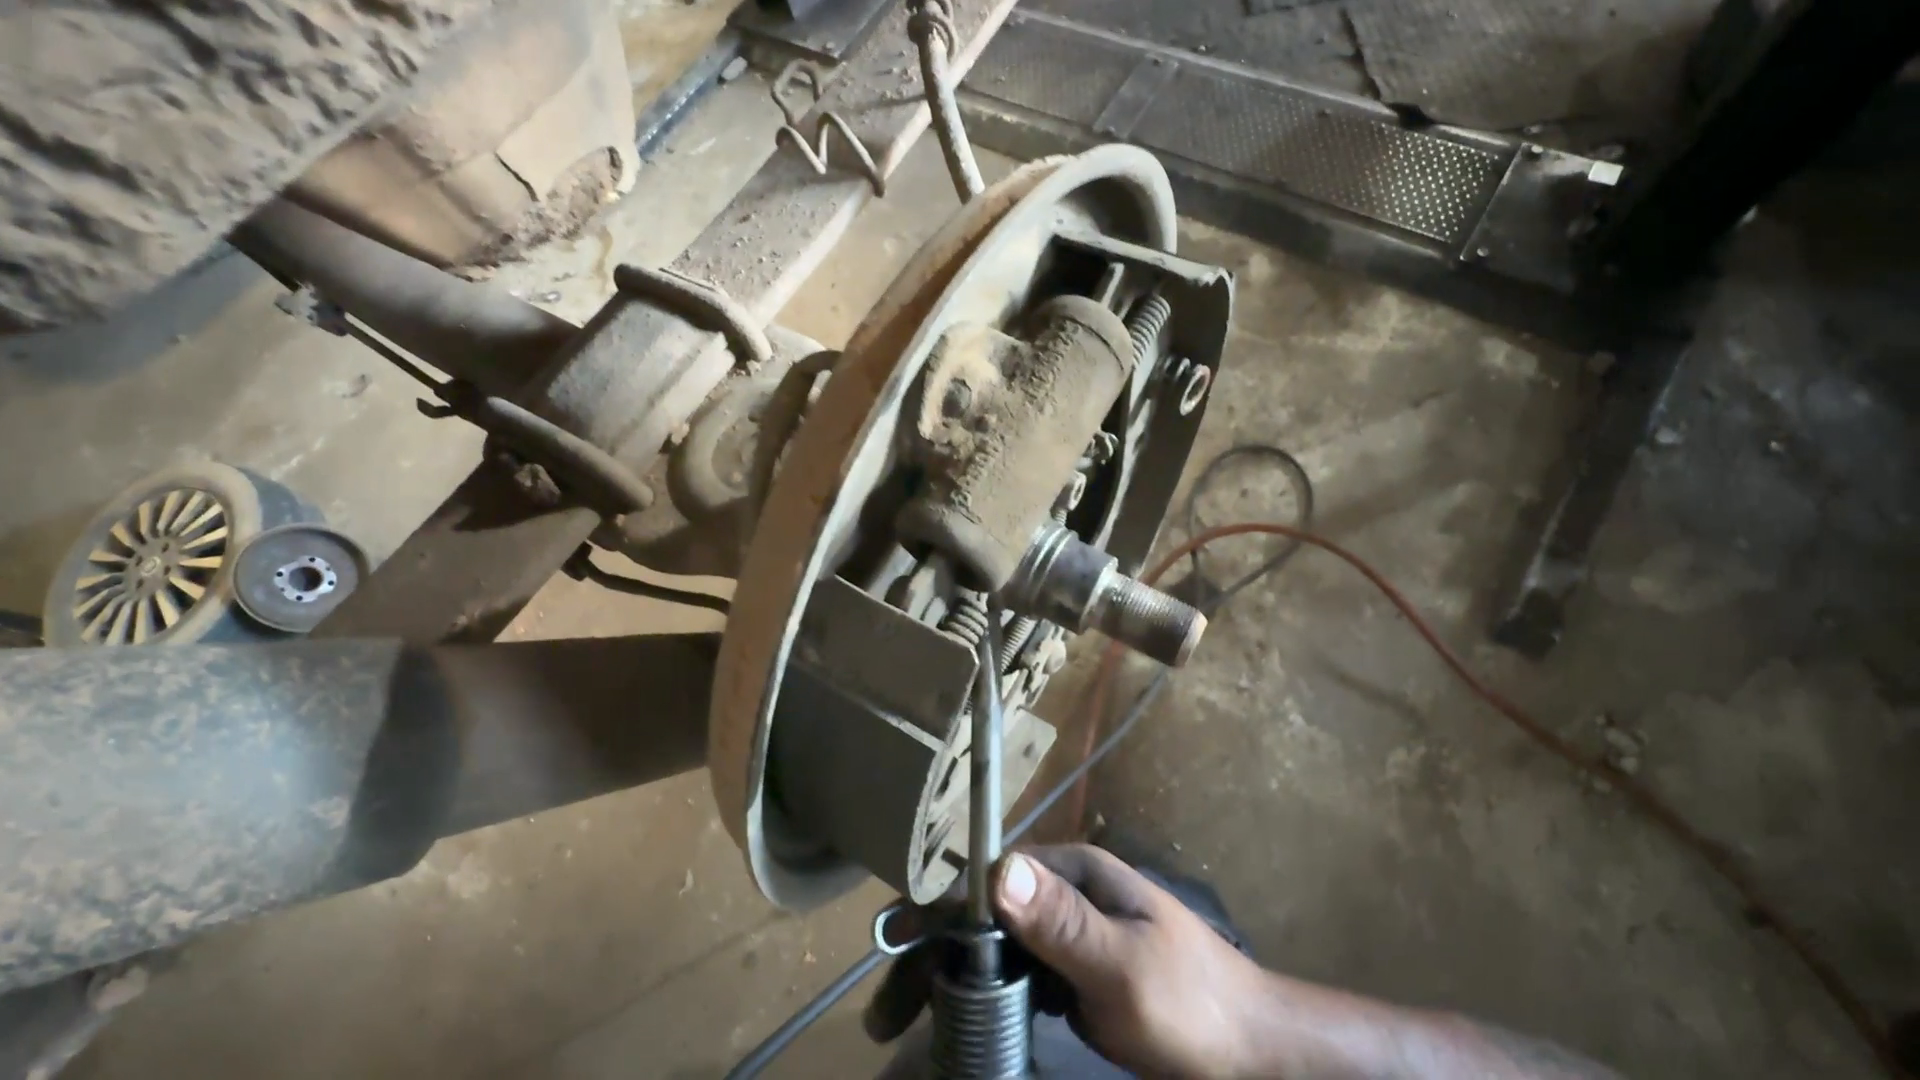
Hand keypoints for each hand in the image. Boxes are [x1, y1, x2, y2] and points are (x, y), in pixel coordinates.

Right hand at [864, 844, 1271, 1078]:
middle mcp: (1064, 894)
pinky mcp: (1071, 970)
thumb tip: (996, 867)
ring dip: (946, 979)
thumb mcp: (1124, 966)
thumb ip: (1062, 922)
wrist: (1249, 1051)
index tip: (892, 944)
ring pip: (991, 947)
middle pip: (981, 915)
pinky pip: (1014, 975)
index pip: (988, 878)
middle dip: (930, 955)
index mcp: (1075, 874)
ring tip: (900, 1019)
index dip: (936, 909)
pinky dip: (980, 996)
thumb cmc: (1191, 1002)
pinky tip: (953, 1020)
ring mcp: (1067, 933)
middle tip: (885, 1011)